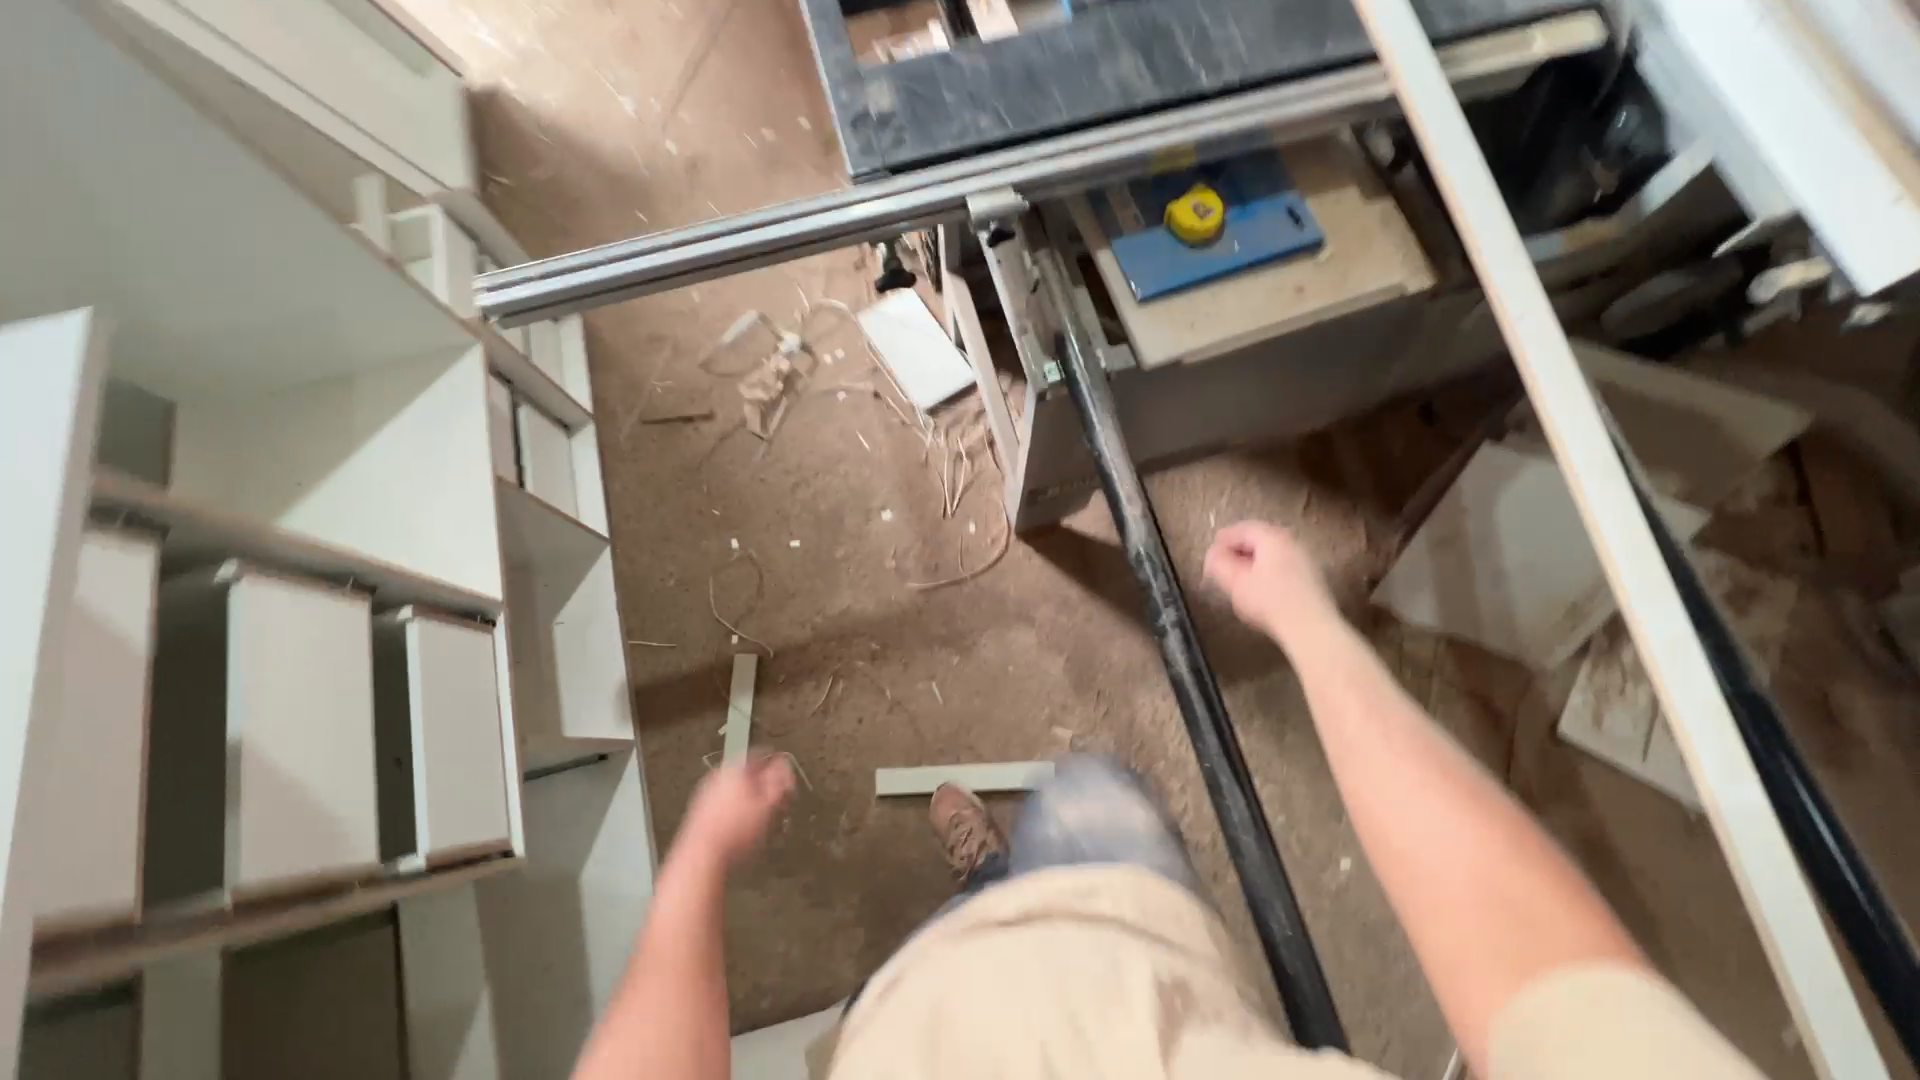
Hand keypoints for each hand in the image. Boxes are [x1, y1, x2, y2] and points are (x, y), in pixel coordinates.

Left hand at [678, 754, 794, 867]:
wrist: (702, 855)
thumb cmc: (736, 830)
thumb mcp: (768, 805)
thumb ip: (779, 780)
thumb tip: (785, 765)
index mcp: (735, 768)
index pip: (762, 756)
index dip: (779, 769)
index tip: (786, 784)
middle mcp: (718, 775)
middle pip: (748, 774)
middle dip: (765, 787)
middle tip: (776, 803)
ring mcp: (706, 793)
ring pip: (737, 790)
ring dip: (751, 801)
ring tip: (762, 820)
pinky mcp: (700, 812)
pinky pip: (725, 804)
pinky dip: (736, 812)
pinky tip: (743, 830)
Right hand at [1203, 521, 1340, 646]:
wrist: (1310, 627)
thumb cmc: (1269, 602)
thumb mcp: (1234, 582)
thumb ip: (1218, 563)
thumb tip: (1212, 553)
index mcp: (1273, 538)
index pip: (1243, 529)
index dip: (1224, 539)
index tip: (1212, 550)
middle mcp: (1292, 542)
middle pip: (1260, 539)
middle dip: (1239, 549)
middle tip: (1224, 562)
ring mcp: (1305, 559)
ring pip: (1272, 553)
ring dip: (1254, 561)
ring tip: (1239, 577)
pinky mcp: (1312, 577)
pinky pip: (1283, 565)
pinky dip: (1268, 570)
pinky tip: (1260, 587)